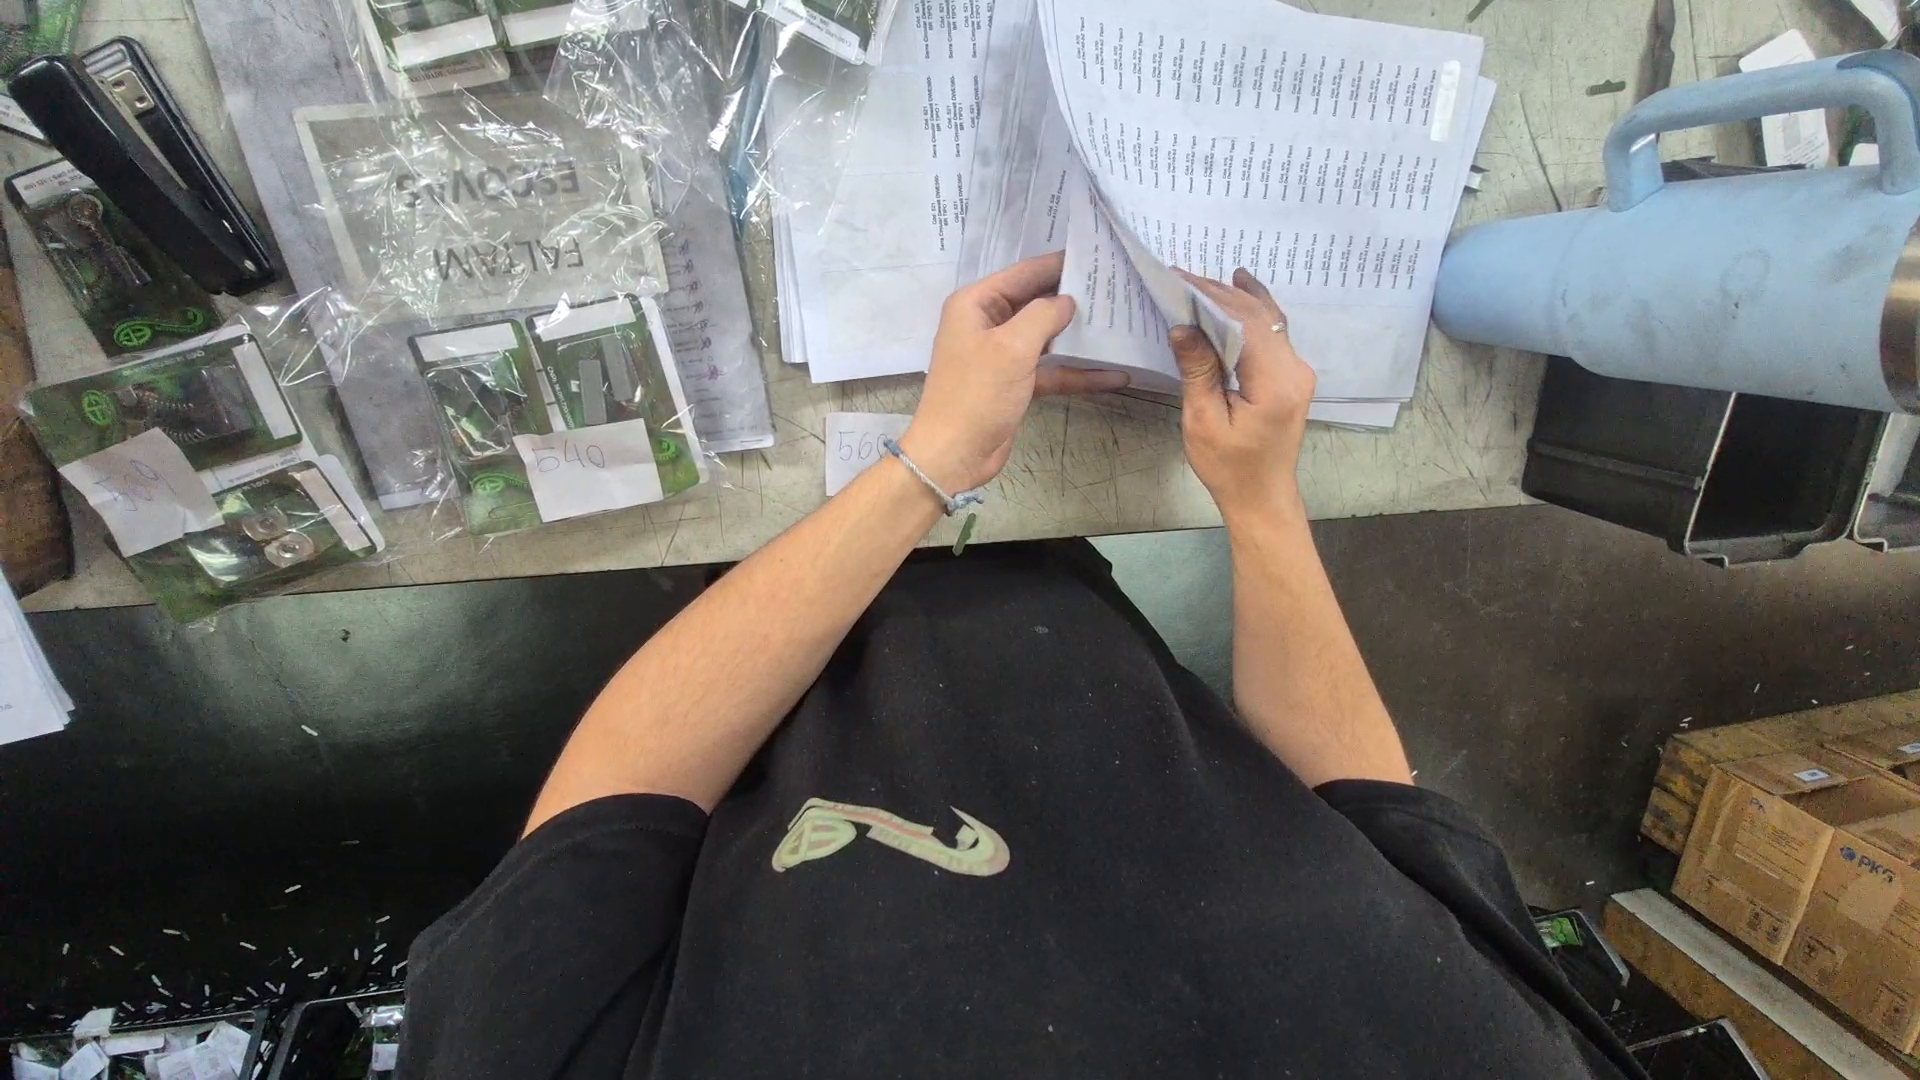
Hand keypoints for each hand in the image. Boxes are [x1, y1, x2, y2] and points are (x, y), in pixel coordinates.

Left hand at [901, 252, 1130, 492]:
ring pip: (1048, 338)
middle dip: (1075, 298)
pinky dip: (1079, 374)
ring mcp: (1003, 355)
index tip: (1098, 253)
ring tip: (1124, 324)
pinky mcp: (1016, 384)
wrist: (954, 454)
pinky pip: (1052, 371)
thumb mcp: (1012, 347)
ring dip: (1081, 336)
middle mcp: (988, 323)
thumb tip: (1067, 301)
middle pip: (1038, 302)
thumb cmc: (976, 394)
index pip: (1024, 273)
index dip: (1060, 263)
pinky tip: (1114, 374)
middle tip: (1119, 287)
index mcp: (976, 303)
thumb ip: (1043, 315)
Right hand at [1172, 268, 1316, 522]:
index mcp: (1275, 382)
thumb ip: (1198, 372)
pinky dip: (1250, 312)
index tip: (1179, 280)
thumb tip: (1183, 326)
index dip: (1212, 296)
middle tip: (1182, 276)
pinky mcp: (1292, 376)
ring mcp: (1298, 371)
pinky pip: (1272, 334)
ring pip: (1268, 320)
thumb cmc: (1229, 468)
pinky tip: (1240, 290)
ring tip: (1202, 280)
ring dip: (1235, 298)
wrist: (1262, 496)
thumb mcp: (1204, 422)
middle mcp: (1295, 369)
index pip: (1244, 322)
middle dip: (1220, 293)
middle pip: (1258, 315)